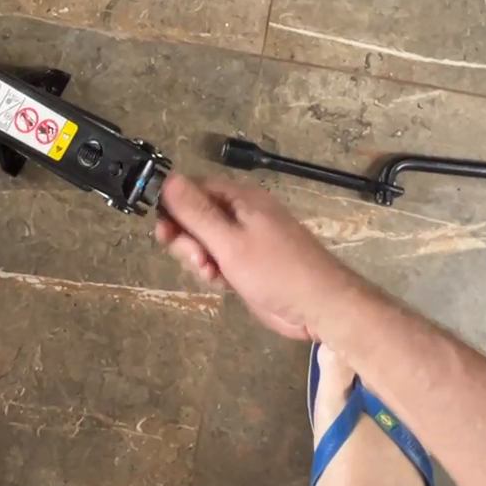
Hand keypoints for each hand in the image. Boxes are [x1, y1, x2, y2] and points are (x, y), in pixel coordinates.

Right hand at [156, 175, 365, 339]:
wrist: (321, 307)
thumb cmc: (276, 271)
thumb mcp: (229, 241)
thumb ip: (196, 212)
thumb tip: (167, 178)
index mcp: (239, 197)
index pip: (192, 189)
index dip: (173, 208)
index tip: (164, 232)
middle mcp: (241, 212)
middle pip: (194, 216)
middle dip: (187, 239)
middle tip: (197, 259)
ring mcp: (245, 238)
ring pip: (203, 241)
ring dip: (199, 258)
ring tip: (212, 274)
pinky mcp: (247, 262)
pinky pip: (218, 258)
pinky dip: (213, 270)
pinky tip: (221, 282)